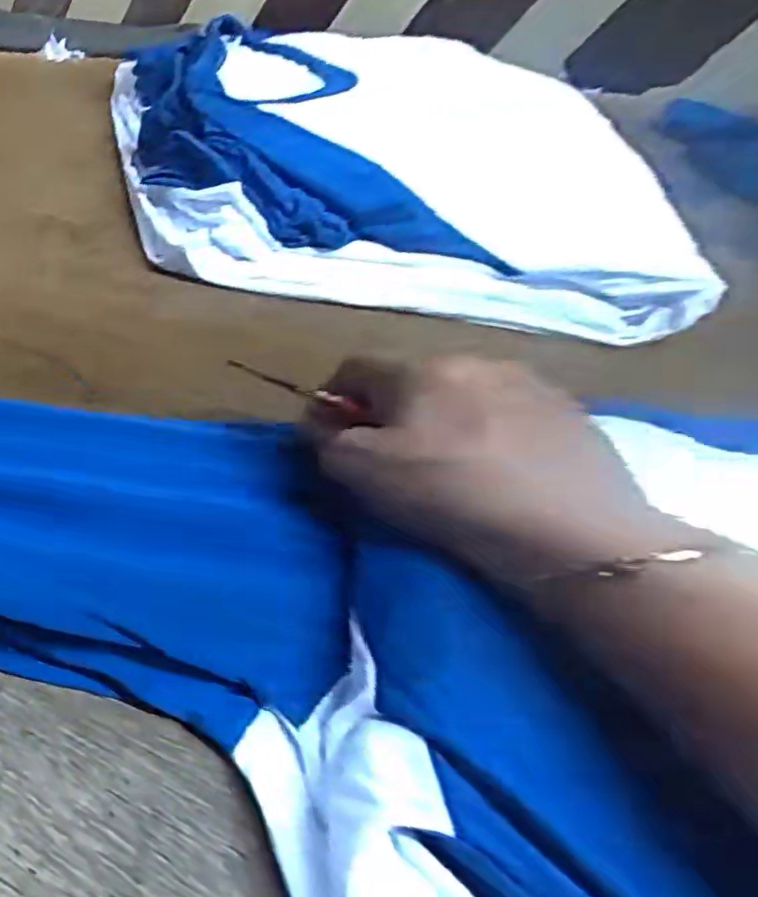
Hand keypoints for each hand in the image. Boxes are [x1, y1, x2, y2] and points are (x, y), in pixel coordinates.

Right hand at [304, 356, 701, 585]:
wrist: (574, 535)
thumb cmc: (444, 490)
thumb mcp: (352, 467)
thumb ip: (322, 435)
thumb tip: (321, 419)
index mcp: (419, 368)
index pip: (352, 369)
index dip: (332, 400)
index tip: (333, 437)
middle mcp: (475, 362)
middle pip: (409, 379)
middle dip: (390, 409)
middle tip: (388, 454)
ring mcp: (533, 385)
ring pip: (460, 395)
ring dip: (441, 419)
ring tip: (445, 462)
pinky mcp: (576, 415)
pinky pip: (507, 414)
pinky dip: (488, 433)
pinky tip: (493, 469)